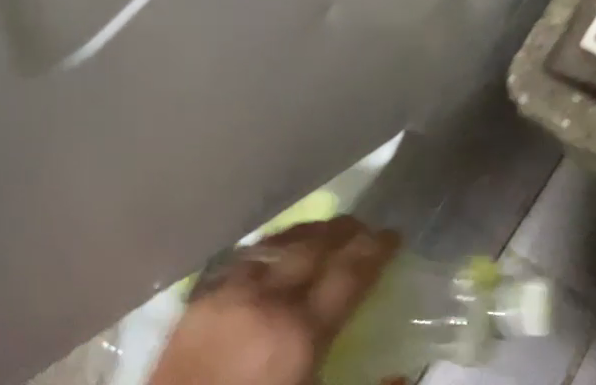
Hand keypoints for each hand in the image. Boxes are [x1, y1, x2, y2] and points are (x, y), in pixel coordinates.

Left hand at [149, 216, 400, 384]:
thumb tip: (402, 374)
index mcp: (301, 333)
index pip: (350, 273)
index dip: (376, 250)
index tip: (394, 235)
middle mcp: (266, 301)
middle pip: (313, 248)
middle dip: (344, 231)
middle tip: (364, 226)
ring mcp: (226, 298)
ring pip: (275, 246)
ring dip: (305, 234)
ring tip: (324, 231)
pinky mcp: (194, 307)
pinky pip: (240, 261)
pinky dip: (266, 250)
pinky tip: (272, 254)